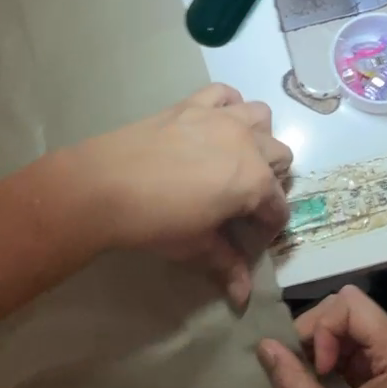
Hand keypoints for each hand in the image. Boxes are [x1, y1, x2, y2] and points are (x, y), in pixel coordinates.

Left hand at [57, 84, 291, 305]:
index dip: (268, 226)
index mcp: (254, 181)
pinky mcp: (193, 103)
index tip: (252, 238)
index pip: (277, 206)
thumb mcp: (196, 247)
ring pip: (261, 116)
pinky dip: (228, 103)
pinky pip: (224, 93)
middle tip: (244, 199)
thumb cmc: (156, 221)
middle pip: (280, 156)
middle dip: (270, 178)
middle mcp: (247, 143)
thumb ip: (226, 264)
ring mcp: (221, 118)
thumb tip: (243, 295)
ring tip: (236, 156)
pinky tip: (216, 122)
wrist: (106, 185)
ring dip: (257, 136)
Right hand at [256, 286, 386, 387]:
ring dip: (321, 346)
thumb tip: (264, 345)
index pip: (350, 304)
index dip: (321, 327)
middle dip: (317, 333)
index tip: (316, 369)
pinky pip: (352, 345)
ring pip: (347, 324)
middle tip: (306, 372)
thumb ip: (295, 385)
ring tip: (310, 379)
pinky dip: (330, 357)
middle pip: (348, 308)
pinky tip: (319, 383)